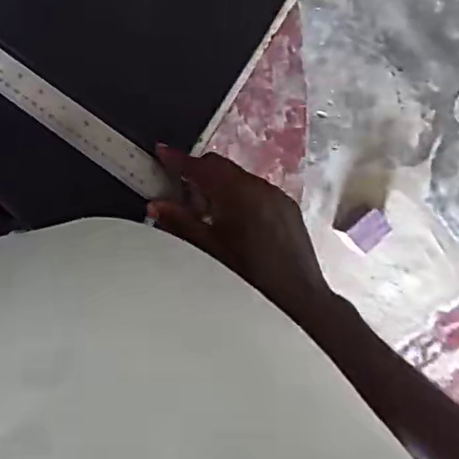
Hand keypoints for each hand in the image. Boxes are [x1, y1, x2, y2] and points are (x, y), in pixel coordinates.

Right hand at [148, 145, 336, 326]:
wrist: (301, 305)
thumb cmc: (250, 279)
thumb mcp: (209, 250)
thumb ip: (180, 222)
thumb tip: (157, 205)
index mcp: (238, 194)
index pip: (201, 167)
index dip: (177, 159)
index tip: (160, 153)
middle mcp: (260, 187)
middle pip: (220, 167)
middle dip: (197, 174)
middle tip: (177, 191)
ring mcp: (277, 196)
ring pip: (237, 178)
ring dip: (217, 187)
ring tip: (205, 214)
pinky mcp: (288, 208)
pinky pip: (254, 191)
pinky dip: (237, 196)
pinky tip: (232, 223)